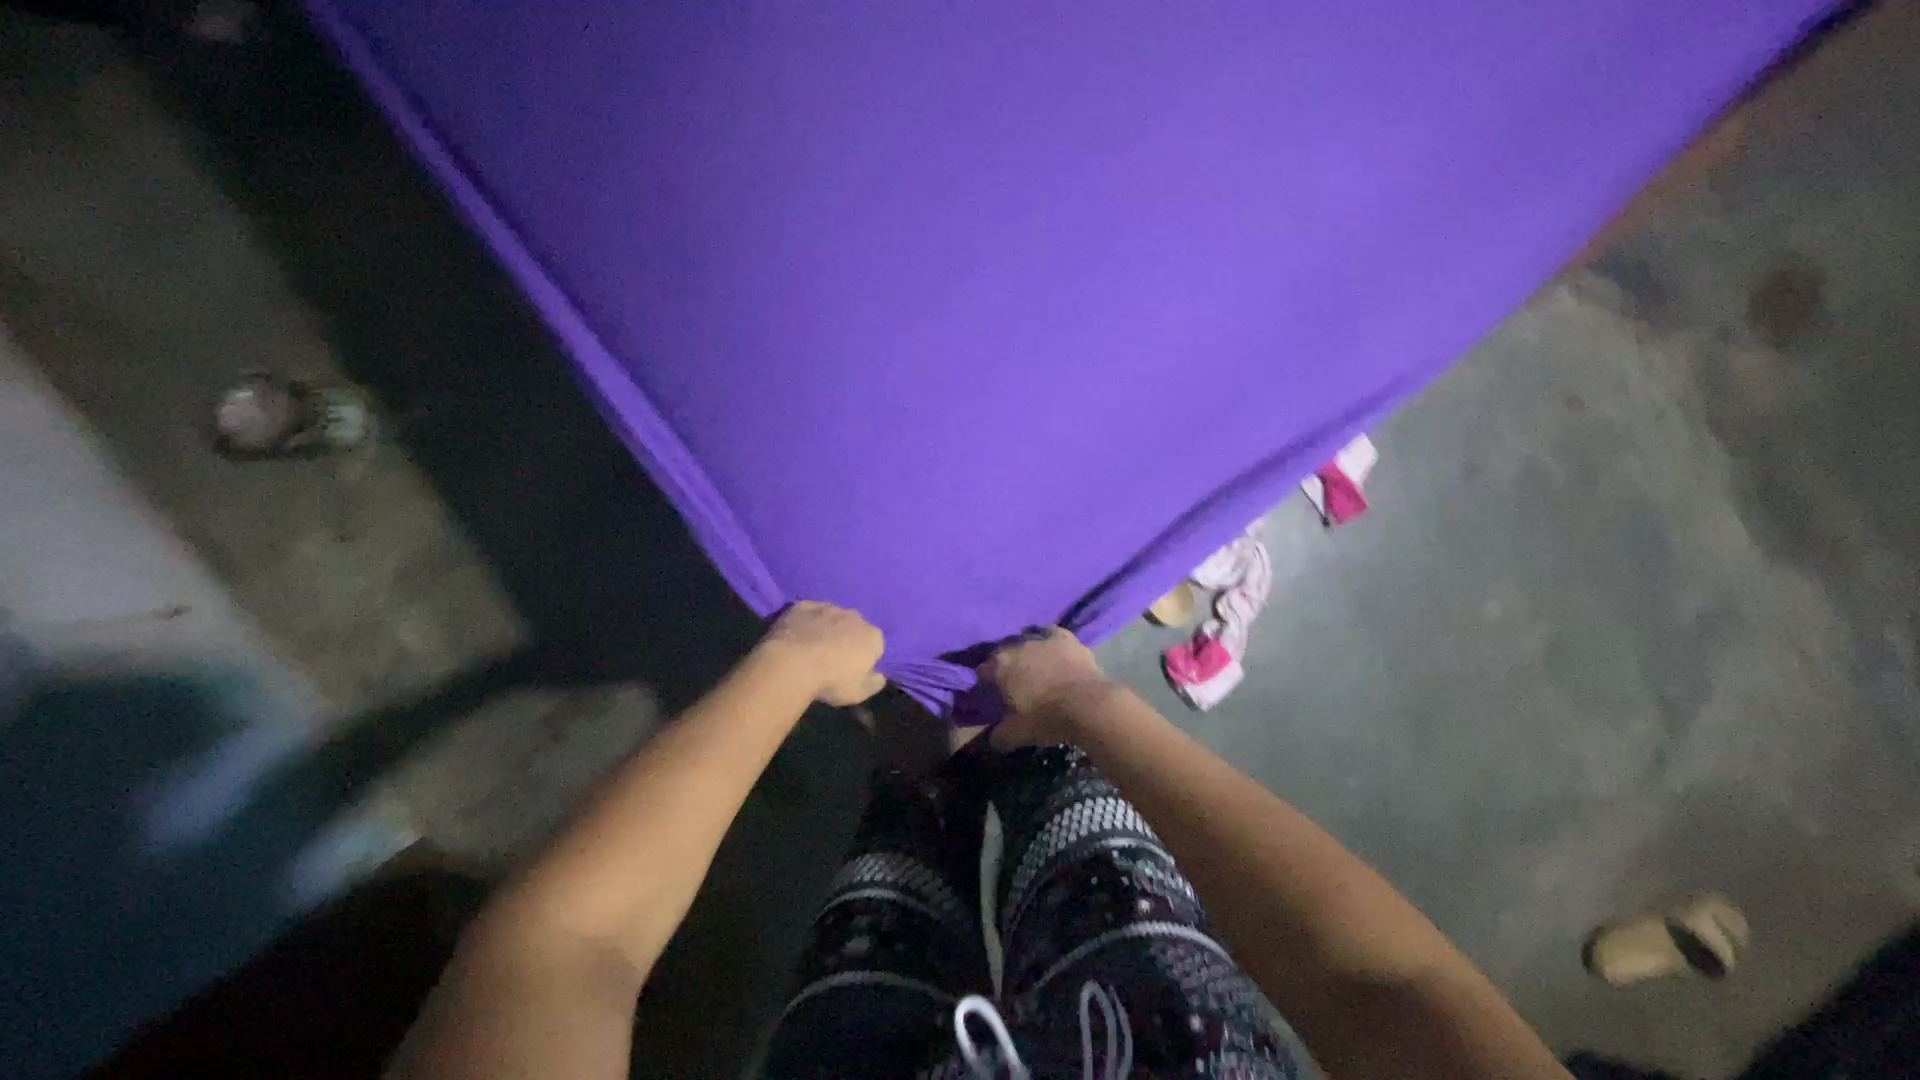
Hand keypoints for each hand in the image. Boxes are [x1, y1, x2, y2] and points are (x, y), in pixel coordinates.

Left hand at [760, 601, 885, 705]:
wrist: (792, 664)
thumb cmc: (831, 681)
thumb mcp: (859, 693)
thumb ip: (874, 683)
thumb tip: (879, 676)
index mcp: (872, 637)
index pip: (875, 646)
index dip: (865, 658)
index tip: (852, 670)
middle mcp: (855, 616)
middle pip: (855, 627)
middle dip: (847, 638)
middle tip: (832, 659)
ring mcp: (828, 608)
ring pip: (832, 616)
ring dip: (827, 627)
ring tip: (812, 648)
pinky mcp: (803, 605)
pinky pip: (809, 611)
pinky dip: (806, 620)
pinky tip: (797, 634)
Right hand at [979, 627, 1114, 748]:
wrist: (1088, 704)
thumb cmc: (1047, 718)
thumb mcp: (1017, 735)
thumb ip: (1000, 736)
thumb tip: (994, 739)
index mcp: (999, 666)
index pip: (981, 670)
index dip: (985, 682)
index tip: (992, 693)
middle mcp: (1016, 645)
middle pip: (1002, 652)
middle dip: (1005, 665)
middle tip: (1013, 683)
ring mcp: (1041, 638)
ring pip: (1025, 639)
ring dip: (1026, 651)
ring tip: (1033, 666)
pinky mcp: (1064, 636)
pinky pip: (1049, 633)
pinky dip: (1048, 640)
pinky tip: (1052, 650)